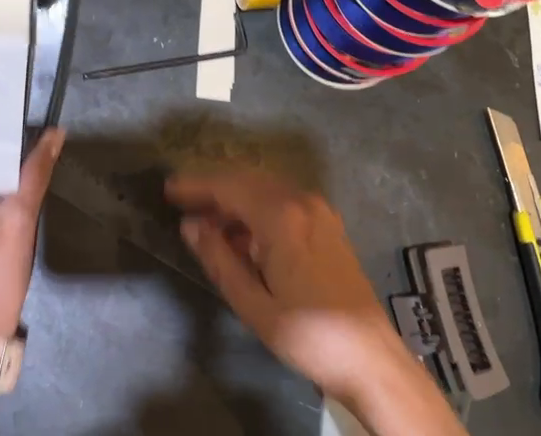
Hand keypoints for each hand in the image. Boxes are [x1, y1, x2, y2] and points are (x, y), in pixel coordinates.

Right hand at [166, 171, 408, 400]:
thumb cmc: (309, 335)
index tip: (168, 190)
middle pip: (248, 181)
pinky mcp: (329, 226)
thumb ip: (220, 260)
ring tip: (209, 224)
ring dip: (236, 200)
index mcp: (281, 217)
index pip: (228, 187)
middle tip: (183, 203)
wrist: (372, 359)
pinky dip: (259, 209)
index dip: (196, 186)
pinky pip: (284, 202)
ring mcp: (320, 211)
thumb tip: (191, 226)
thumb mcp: (254, 305)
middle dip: (214, 190)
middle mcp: (302, 202)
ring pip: (266, 190)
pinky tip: (246, 235)